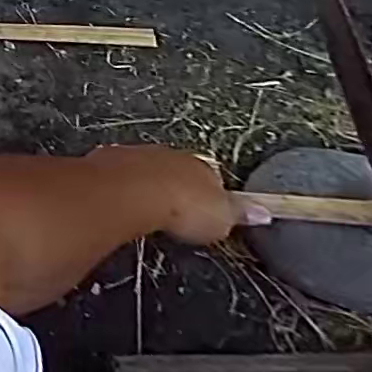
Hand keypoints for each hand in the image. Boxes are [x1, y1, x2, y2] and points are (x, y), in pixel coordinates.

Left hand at [85, 145, 261, 244]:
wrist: (131, 189)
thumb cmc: (182, 206)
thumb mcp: (223, 218)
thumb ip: (241, 213)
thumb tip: (263, 213)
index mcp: (200, 166)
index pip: (210, 177)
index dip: (207, 194)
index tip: (204, 210)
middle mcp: (167, 154)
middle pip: (173, 169)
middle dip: (173, 185)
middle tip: (173, 210)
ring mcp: (134, 154)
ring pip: (144, 167)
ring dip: (145, 182)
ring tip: (145, 206)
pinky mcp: (107, 159)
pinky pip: (118, 171)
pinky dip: (120, 183)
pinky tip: (121, 198)